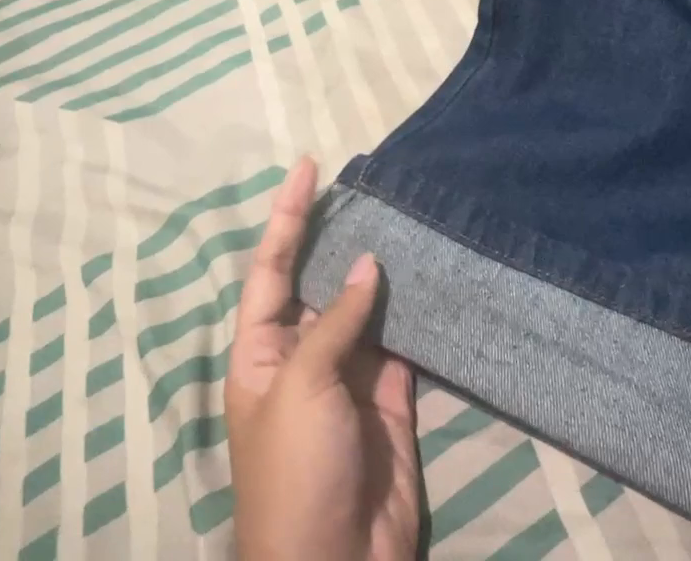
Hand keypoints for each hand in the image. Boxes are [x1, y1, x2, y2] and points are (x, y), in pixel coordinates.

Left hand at [226, 157, 421, 560]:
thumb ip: (335, 322)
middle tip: (365, 184)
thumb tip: (366, 264)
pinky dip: (413, 308)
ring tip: (402, 216)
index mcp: (262, 351)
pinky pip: (401, 339)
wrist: (336, 560)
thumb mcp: (299, 386)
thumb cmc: (294, 468)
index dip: (287, 217)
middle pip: (320, 279)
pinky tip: (428, 272)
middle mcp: (303, 354)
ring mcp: (349, 374)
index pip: (272, 268)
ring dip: (380, 266)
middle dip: (335, 233)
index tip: (306, 168)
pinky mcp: (390, 394)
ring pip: (365, 305)